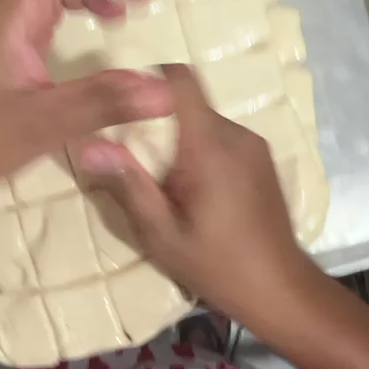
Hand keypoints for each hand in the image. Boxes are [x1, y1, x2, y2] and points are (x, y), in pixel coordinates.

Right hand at [73, 63, 320, 324]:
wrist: (279, 289)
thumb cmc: (217, 266)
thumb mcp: (161, 234)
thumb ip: (128, 185)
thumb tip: (88, 144)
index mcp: (210, 148)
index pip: (180, 80)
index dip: (146, 80)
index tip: (120, 104)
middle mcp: (237, 135)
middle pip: (188, 105)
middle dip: (157, 125)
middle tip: (133, 163)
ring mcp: (255, 146)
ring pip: (204, 123)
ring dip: (180, 143)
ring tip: (165, 186)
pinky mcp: (263, 160)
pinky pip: (222, 141)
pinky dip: (201, 154)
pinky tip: (194, 194)